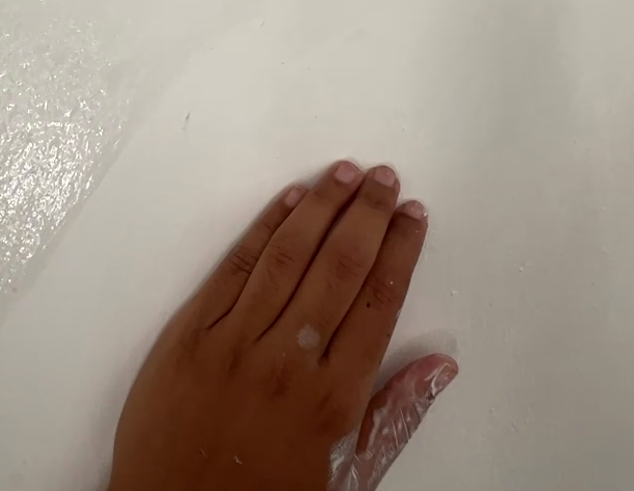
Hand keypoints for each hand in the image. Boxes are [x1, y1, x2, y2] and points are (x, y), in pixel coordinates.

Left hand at [107, 162, 455, 490]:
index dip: (400, 250)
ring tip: (346, 172)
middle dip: (368, 214)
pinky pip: (236, 266)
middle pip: (340, 267)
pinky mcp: (191, 331)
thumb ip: (393, 413)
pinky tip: (291, 198)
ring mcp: (236, 340)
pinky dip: (266, 226)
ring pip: (290, 255)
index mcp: (333, 398)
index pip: (378, 302)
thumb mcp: (344, 476)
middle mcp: (289, 360)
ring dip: (322, 206)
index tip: (412, 214)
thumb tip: (442, 363)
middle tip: (384, 177)